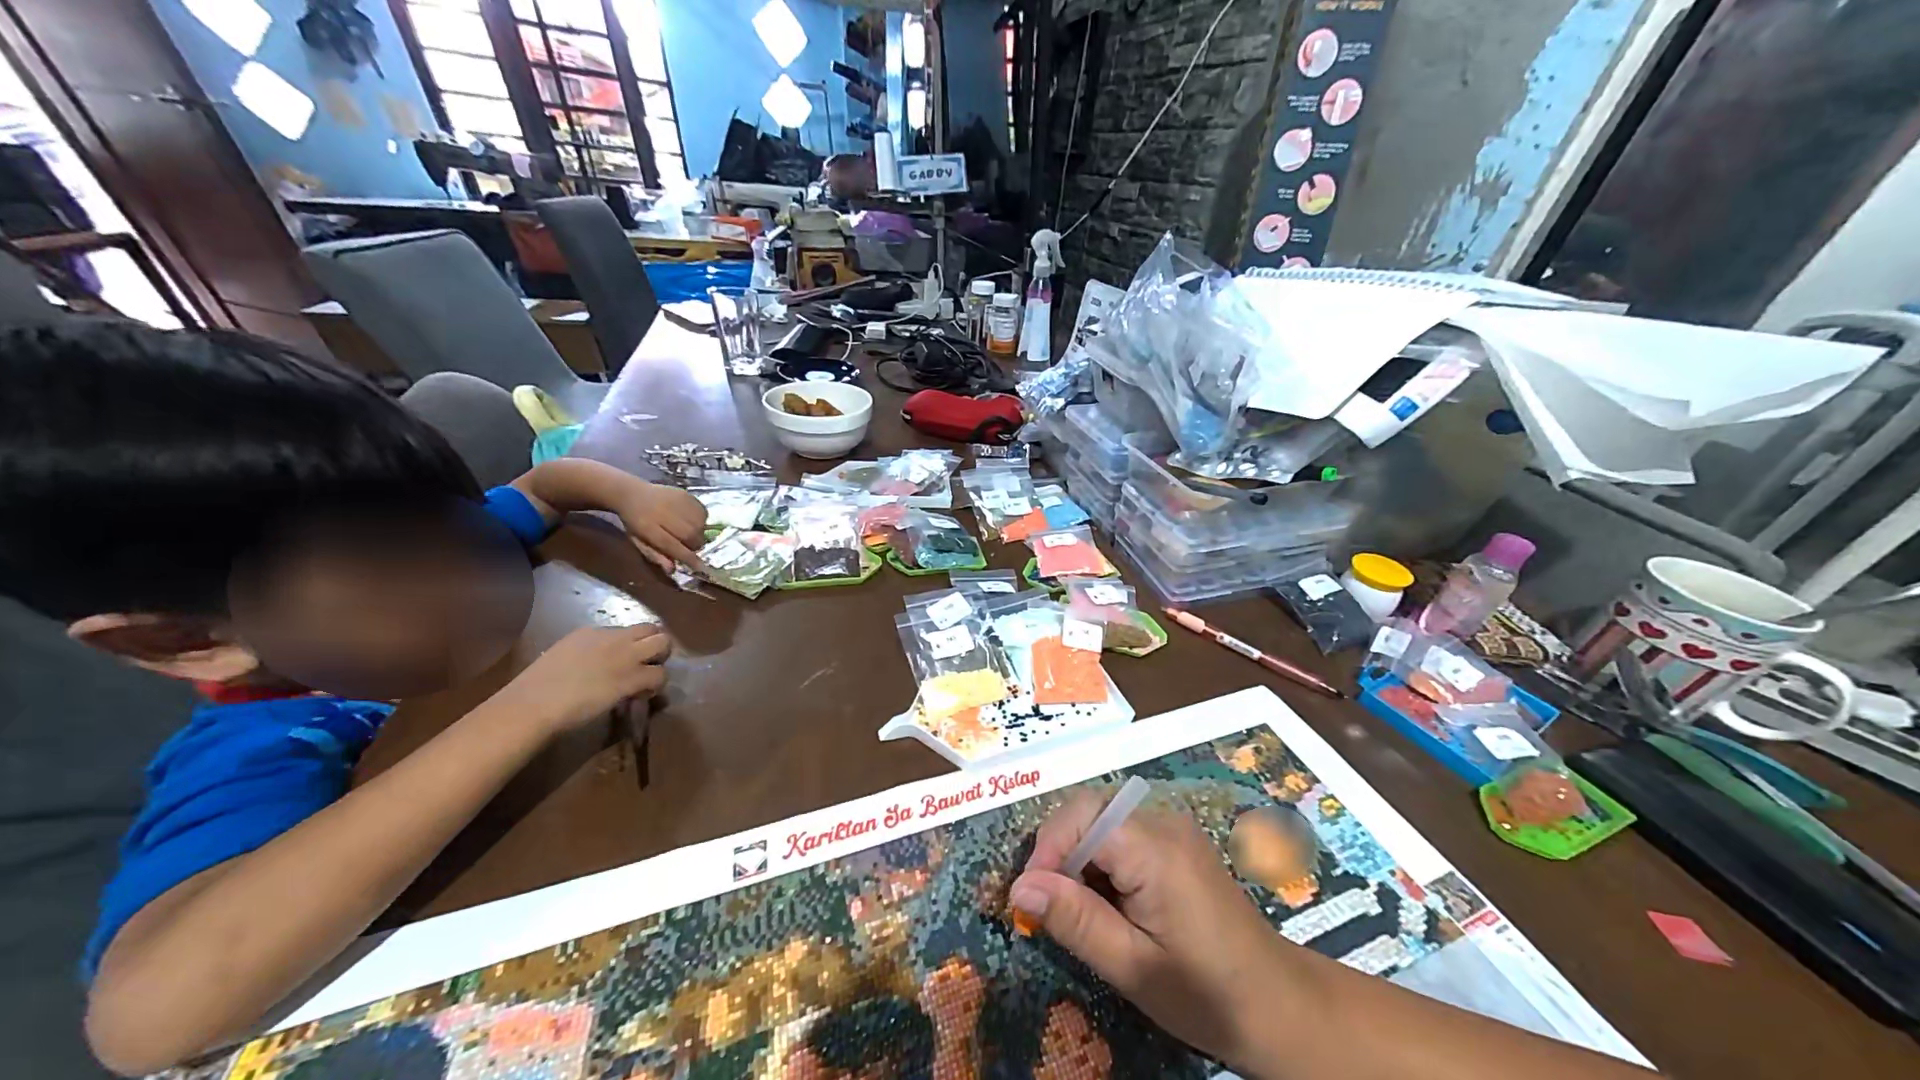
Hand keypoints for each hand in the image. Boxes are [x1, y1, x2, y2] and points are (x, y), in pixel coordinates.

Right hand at [489, 624, 670, 732]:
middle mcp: (613, 637)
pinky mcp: (633, 676)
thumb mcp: (562, 658)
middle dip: (656, 646)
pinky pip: (660, 674)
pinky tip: (641, 696)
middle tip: (647, 666)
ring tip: (648, 680)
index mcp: (591, 632)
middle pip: (652, 629)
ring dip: (660, 661)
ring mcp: (625, 654)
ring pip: (663, 644)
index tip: (625, 663)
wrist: (534, 703)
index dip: (631, 646)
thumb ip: (583, 657)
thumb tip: (594, 669)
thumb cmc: (537, 688)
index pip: (625, 631)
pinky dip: (656, 685)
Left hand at [611, 481, 707, 572]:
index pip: (672, 545)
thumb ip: (655, 555)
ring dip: (699, 533)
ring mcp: (676, 502)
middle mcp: (664, 513)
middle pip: (690, 534)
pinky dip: (702, 520)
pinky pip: (703, 512)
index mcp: (648, 528)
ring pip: (700, 524)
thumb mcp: (639, 541)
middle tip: (690, 546)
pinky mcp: (685, 495)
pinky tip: (693, 520)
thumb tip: (672, 569)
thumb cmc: (635, 522)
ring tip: (691, 532)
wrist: (632, 494)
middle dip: (694, 545)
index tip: (699, 567)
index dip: (688, 558)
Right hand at [1009, 793, 1290, 1072]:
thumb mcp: (1132, 967)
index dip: (1047, 850)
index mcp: (1155, 848)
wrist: (1281, 1007)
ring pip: (1103, 820)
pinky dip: (1101, 860)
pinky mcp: (1178, 844)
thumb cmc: (1206, 994)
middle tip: (1047, 904)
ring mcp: (1174, 830)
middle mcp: (1164, 823)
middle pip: (1091, 810)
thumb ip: (1076, 920)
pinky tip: (1105, 903)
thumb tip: (1019, 887)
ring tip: (1074, 910)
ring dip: (1078, 857)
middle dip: (1059, 850)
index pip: (1082, 816)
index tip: (1030, 899)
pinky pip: (1123, 833)